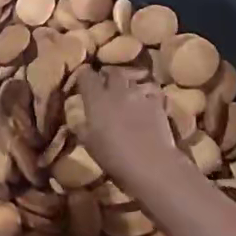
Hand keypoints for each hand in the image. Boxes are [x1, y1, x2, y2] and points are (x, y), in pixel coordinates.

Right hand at [78, 69, 183, 188]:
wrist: (150, 163)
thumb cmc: (113, 156)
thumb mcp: (89, 144)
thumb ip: (82, 128)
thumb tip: (78, 121)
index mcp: (97, 99)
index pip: (87, 76)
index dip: (84, 76)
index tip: (83, 81)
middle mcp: (117, 91)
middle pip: (113, 72)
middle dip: (109, 75)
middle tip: (106, 84)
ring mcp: (139, 95)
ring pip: (133, 80)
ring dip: (128, 86)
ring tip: (127, 96)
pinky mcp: (157, 103)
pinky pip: (150, 92)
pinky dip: (146, 96)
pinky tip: (145, 105)